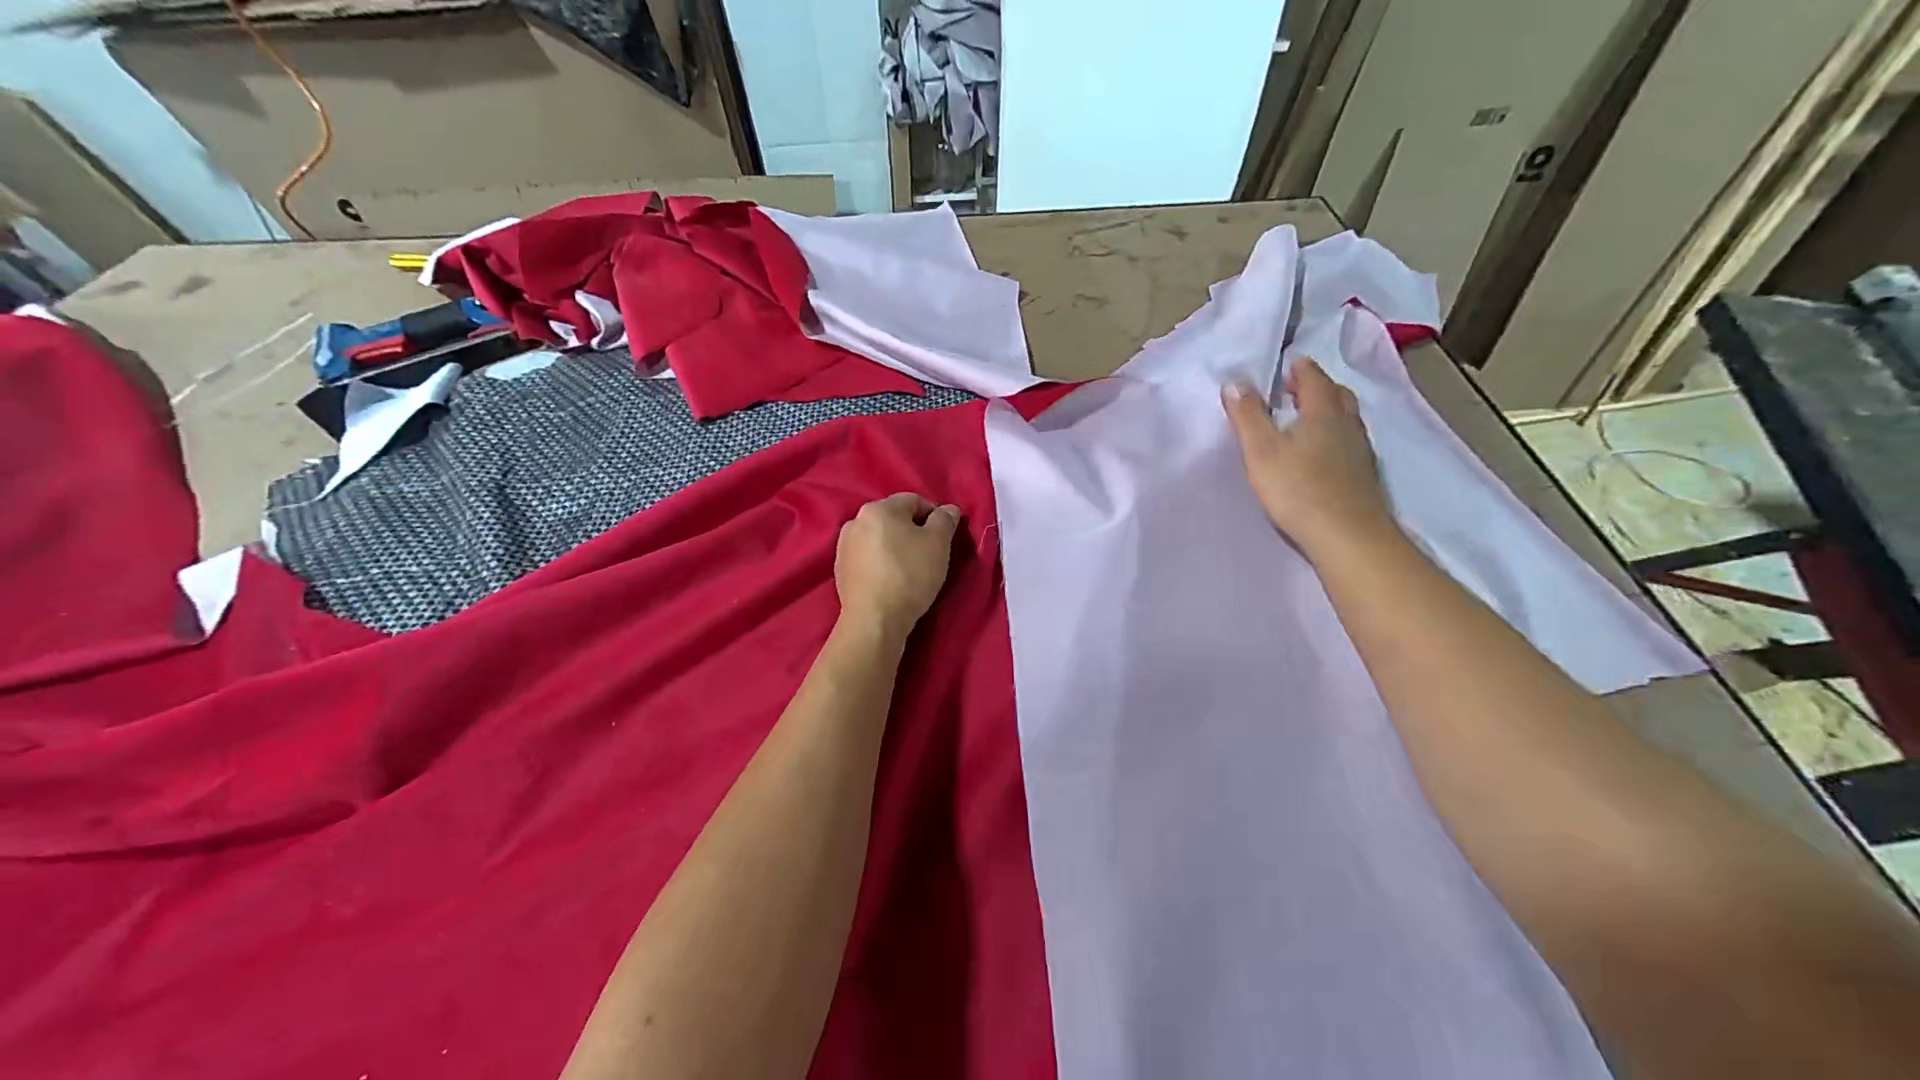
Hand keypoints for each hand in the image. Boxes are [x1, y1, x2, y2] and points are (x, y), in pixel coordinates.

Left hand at [834, 493, 961, 637]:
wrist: (874, 620)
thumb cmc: (910, 575)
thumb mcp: (938, 544)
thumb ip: (945, 520)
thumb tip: (948, 510)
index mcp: (878, 508)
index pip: (914, 500)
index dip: (934, 516)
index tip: (944, 538)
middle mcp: (855, 521)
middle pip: (894, 519)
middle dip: (913, 531)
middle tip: (929, 554)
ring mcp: (844, 546)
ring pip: (879, 539)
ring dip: (895, 547)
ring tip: (910, 570)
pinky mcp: (840, 570)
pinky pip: (867, 558)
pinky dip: (881, 563)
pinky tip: (891, 581)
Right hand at [1222, 357, 1395, 555]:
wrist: (1346, 535)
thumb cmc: (1298, 489)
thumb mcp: (1261, 451)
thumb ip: (1247, 416)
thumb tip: (1235, 383)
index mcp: (1323, 412)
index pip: (1314, 377)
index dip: (1300, 369)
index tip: (1285, 367)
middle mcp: (1347, 424)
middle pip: (1336, 394)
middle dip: (1316, 387)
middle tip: (1294, 391)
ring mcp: (1360, 450)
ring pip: (1346, 418)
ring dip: (1328, 411)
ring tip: (1305, 420)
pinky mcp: (1364, 475)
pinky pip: (1350, 441)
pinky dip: (1335, 436)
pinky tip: (1323, 453)